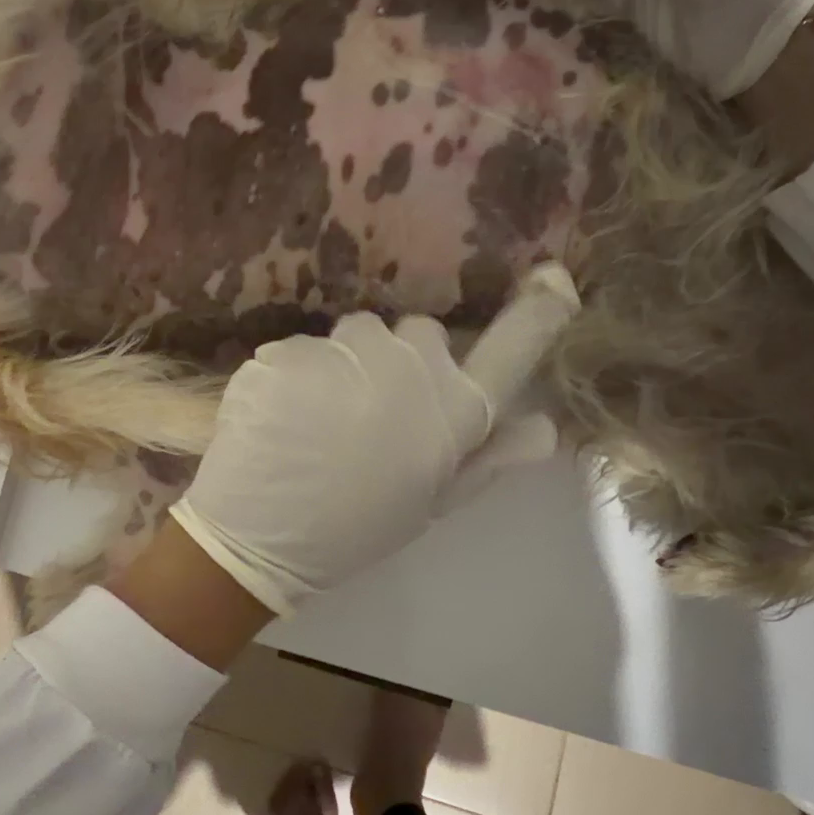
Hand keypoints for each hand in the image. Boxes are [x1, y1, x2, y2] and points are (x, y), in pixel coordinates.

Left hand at [171, 264, 580, 614]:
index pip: (514, 344)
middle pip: (419, 333)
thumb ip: (490, 458)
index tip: (553, 279)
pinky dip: (297, 375)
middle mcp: (410, 361)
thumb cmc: (356, 529)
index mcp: (455, 405)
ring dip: (348, 362)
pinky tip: (283, 416)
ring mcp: (345, 348)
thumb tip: (546, 425)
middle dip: (403, 360)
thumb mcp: (433, 502)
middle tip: (376, 412)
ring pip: (356, 335)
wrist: (260, 534)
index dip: (538, 311)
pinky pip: (305, 349)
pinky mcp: (290, 346)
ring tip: (322, 418)